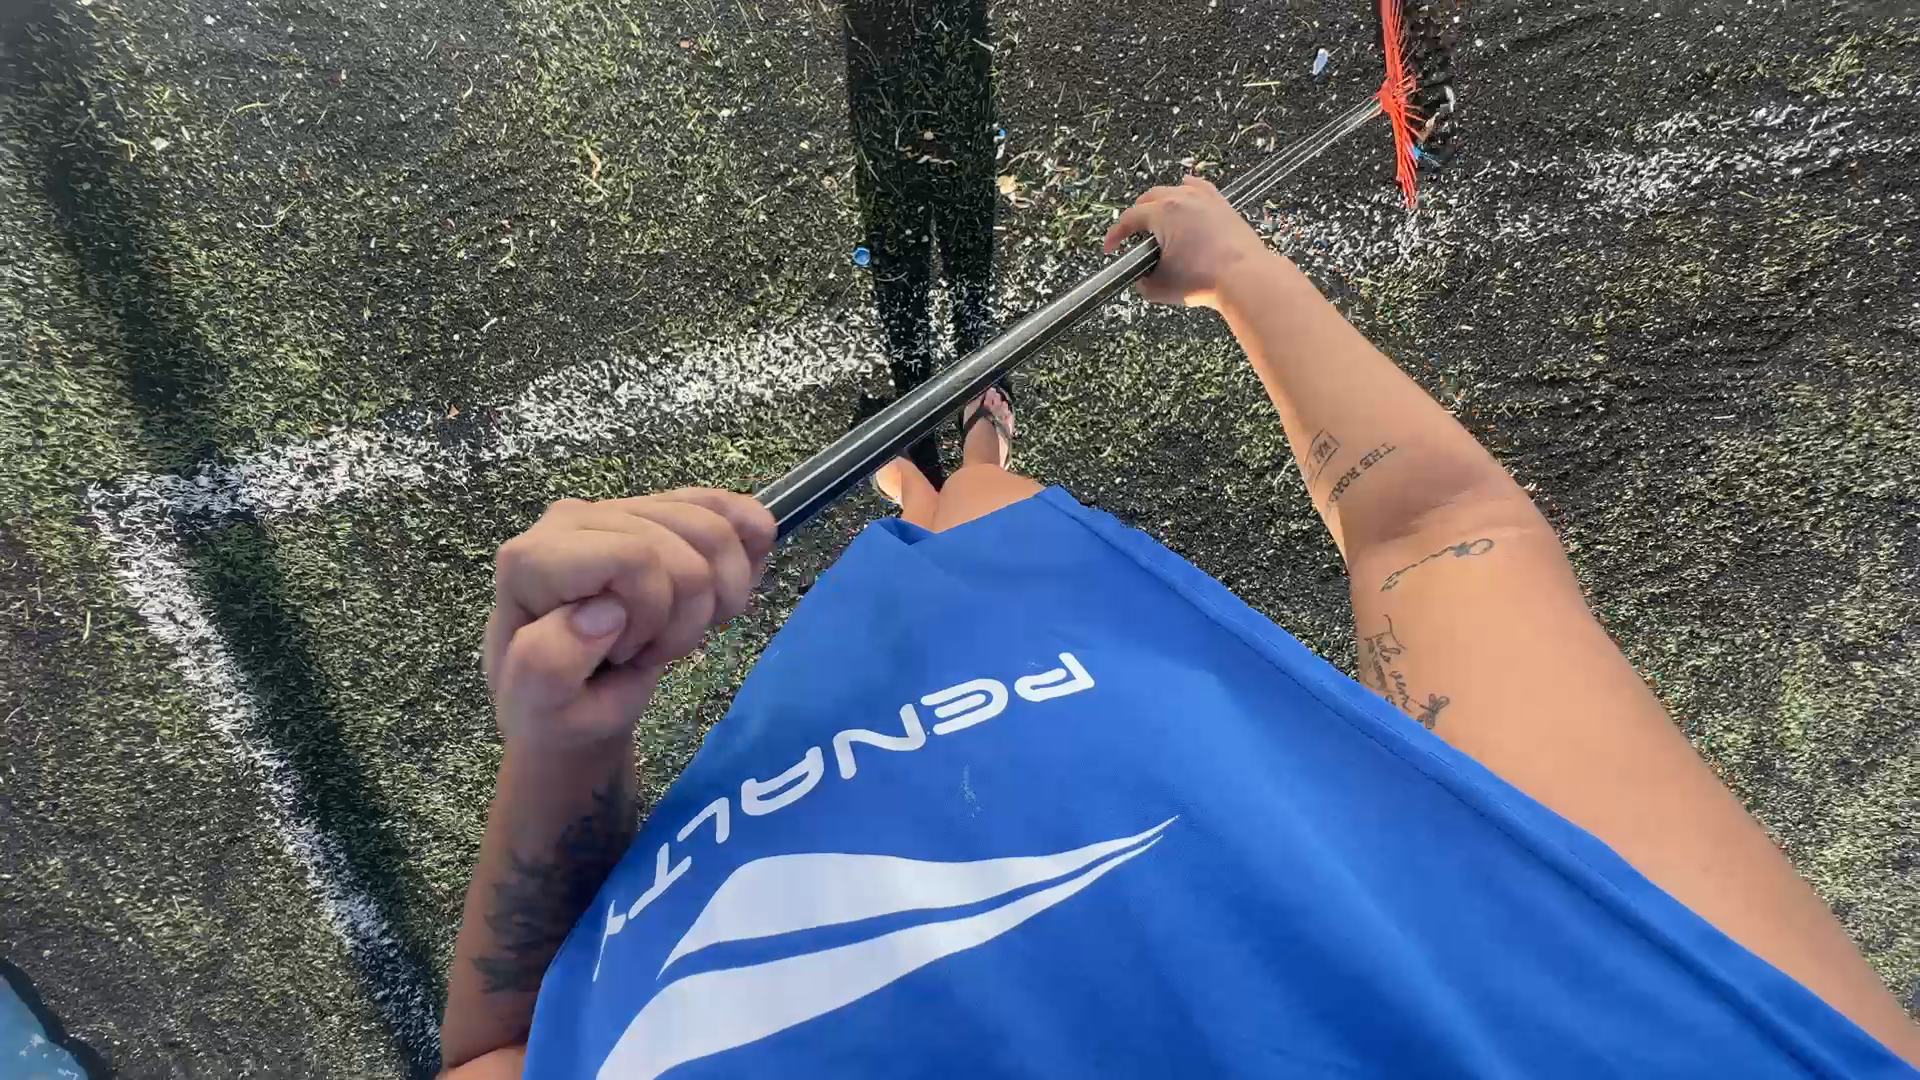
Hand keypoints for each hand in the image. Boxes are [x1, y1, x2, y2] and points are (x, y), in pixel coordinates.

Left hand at [483, 489, 775, 751]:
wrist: (579, 697)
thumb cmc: (561, 706)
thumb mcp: (543, 710)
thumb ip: (550, 663)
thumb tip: (602, 611)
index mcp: (533, 560)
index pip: (635, 555)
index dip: (653, 609)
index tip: (626, 650)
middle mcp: (573, 518)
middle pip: (685, 539)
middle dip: (689, 609)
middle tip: (653, 645)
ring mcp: (618, 508)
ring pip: (713, 523)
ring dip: (720, 588)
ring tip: (682, 624)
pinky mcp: (655, 509)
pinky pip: (721, 504)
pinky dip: (747, 537)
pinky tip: (748, 566)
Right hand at [1102, 175, 1275, 309]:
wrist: (1242, 277)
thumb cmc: (1202, 280)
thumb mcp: (1159, 287)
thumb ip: (1142, 282)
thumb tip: (1142, 278)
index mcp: (1164, 213)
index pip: (1129, 218)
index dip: (1115, 234)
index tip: (1110, 247)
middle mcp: (1183, 197)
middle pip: (1150, 199)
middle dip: (1136, 217)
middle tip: (1131, 236)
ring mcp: (1205, 198)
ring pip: (1174, 190)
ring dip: (1160, 203)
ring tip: (1155, 219)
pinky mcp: (1222, 205)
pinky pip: (1199, 188)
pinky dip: (1187, 192)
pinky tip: (1186, 193)